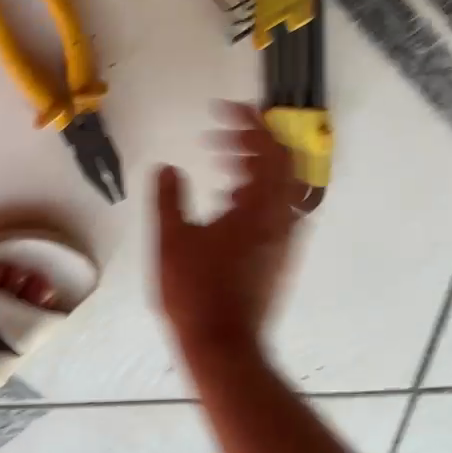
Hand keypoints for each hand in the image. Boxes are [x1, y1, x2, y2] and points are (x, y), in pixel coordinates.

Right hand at [154, 101, 300, 355]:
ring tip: (219, 164)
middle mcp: (282, 218)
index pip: (267, 148)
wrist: (223, 344)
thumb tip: (167, 167)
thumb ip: (169, 198)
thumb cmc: (194, 292)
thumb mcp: (171, 240)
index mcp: (260, 207)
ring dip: (252, 167)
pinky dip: (253, 192)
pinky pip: (274, 209)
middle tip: (217, 136)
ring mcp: (284, 239)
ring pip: (278, 187)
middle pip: (280, 164)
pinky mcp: (278, 257)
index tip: (224, 109)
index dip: (248, 122)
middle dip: (250, 142)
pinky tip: (225, 203)